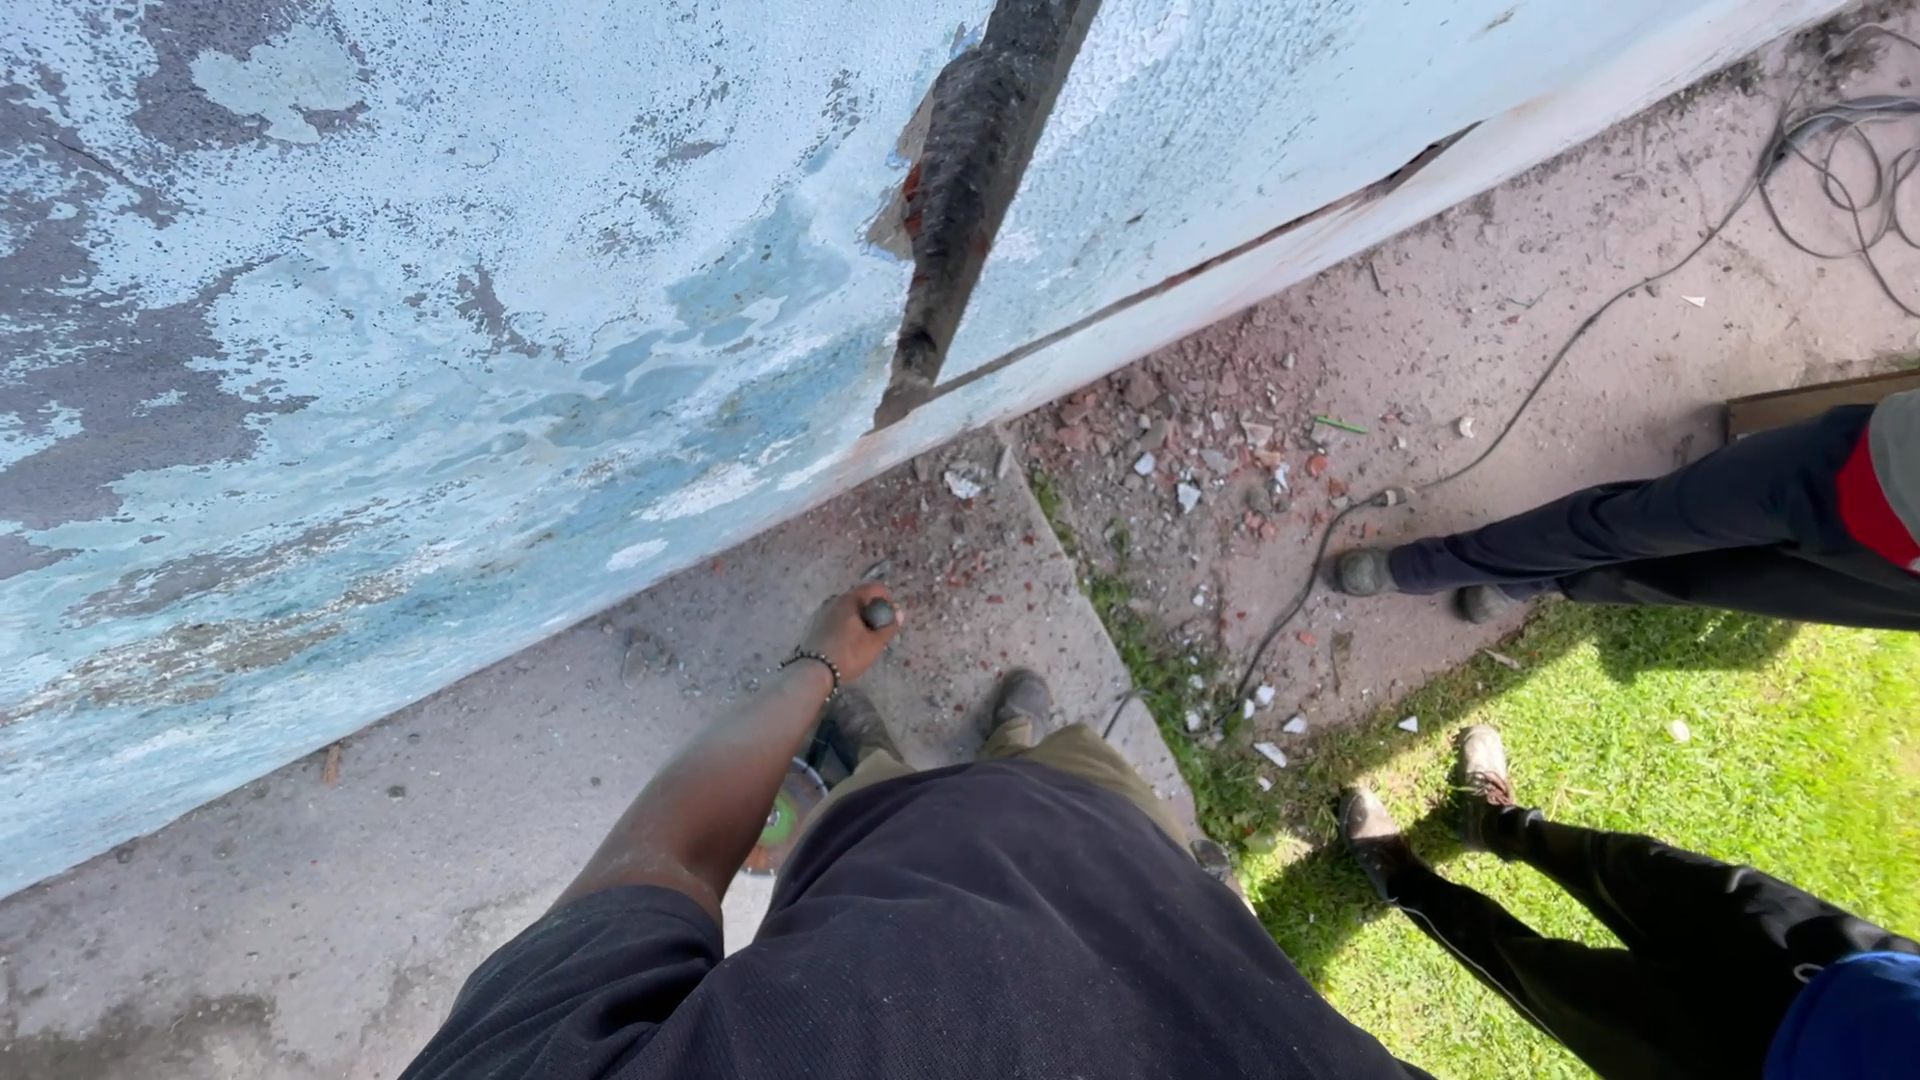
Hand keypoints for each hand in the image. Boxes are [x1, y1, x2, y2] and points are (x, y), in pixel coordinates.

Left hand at [798, 584, 900, 682]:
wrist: (812, 672)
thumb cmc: (848, 655)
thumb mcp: (874, 644)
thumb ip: (889, 626)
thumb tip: (899, 613)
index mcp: (849, 600)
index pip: (875, 588)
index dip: (888, 599)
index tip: (889, 618)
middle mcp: (833, 600)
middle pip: (860, 597)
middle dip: (872, 610)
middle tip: (876, 631)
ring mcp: (820, 611)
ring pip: (846, 609)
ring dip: (857, 618)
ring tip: (860, 639)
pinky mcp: (812, 624)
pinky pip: (834, 618)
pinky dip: (844, 624)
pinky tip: (844, 643)